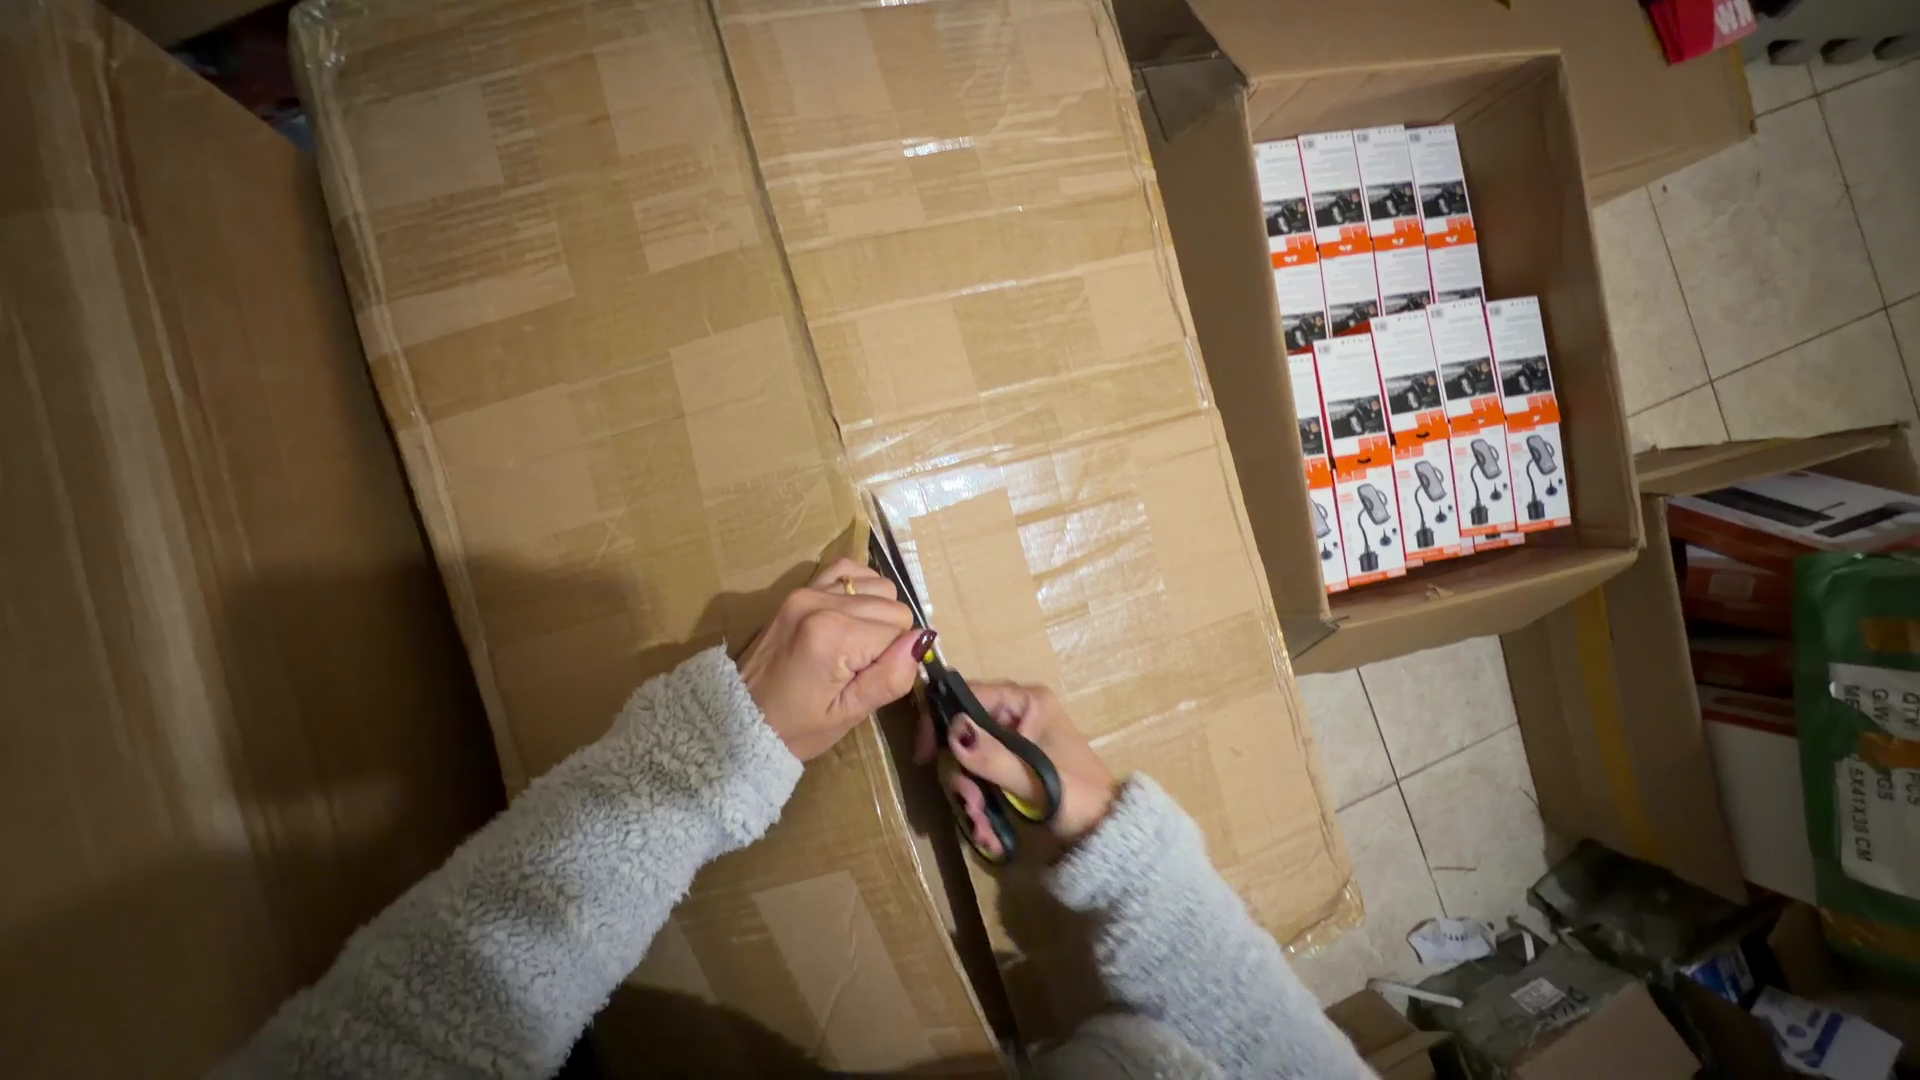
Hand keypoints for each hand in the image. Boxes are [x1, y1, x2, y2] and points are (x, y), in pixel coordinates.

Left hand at [739, 558, 932, 761]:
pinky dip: (860, 589)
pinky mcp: (800, 587)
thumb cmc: (796, 726)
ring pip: (878, 586)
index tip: (865, 680)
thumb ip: (889, 677)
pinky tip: (850, 616)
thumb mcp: (849, 715)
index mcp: (833, 635)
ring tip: (852, 645)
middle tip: (858, 668)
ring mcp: (808, 590)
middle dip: (886, 637)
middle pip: (892, 604)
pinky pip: (850, 570)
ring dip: (875, 613)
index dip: (892, 658)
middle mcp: (821, 602)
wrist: (739, 717)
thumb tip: (922, 640)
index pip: (900, 629)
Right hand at [916, 682, 1118, 860]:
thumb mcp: (1035, 779)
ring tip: (984, 822)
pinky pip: (975, 775)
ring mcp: (1010, 740)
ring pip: (964, 757)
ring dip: (967, 792)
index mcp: (1027, 701)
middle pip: (961, 729)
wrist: (1104, 835)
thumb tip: (953, 730)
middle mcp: (1015, 714)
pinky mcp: (1006, 766)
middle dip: (959, 770)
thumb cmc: (1079, 799)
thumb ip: (993, 756)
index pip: (967, 693)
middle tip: (969, 803)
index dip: (940, 719)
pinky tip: (988, 828)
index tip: (924, 754)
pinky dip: (976, 802)